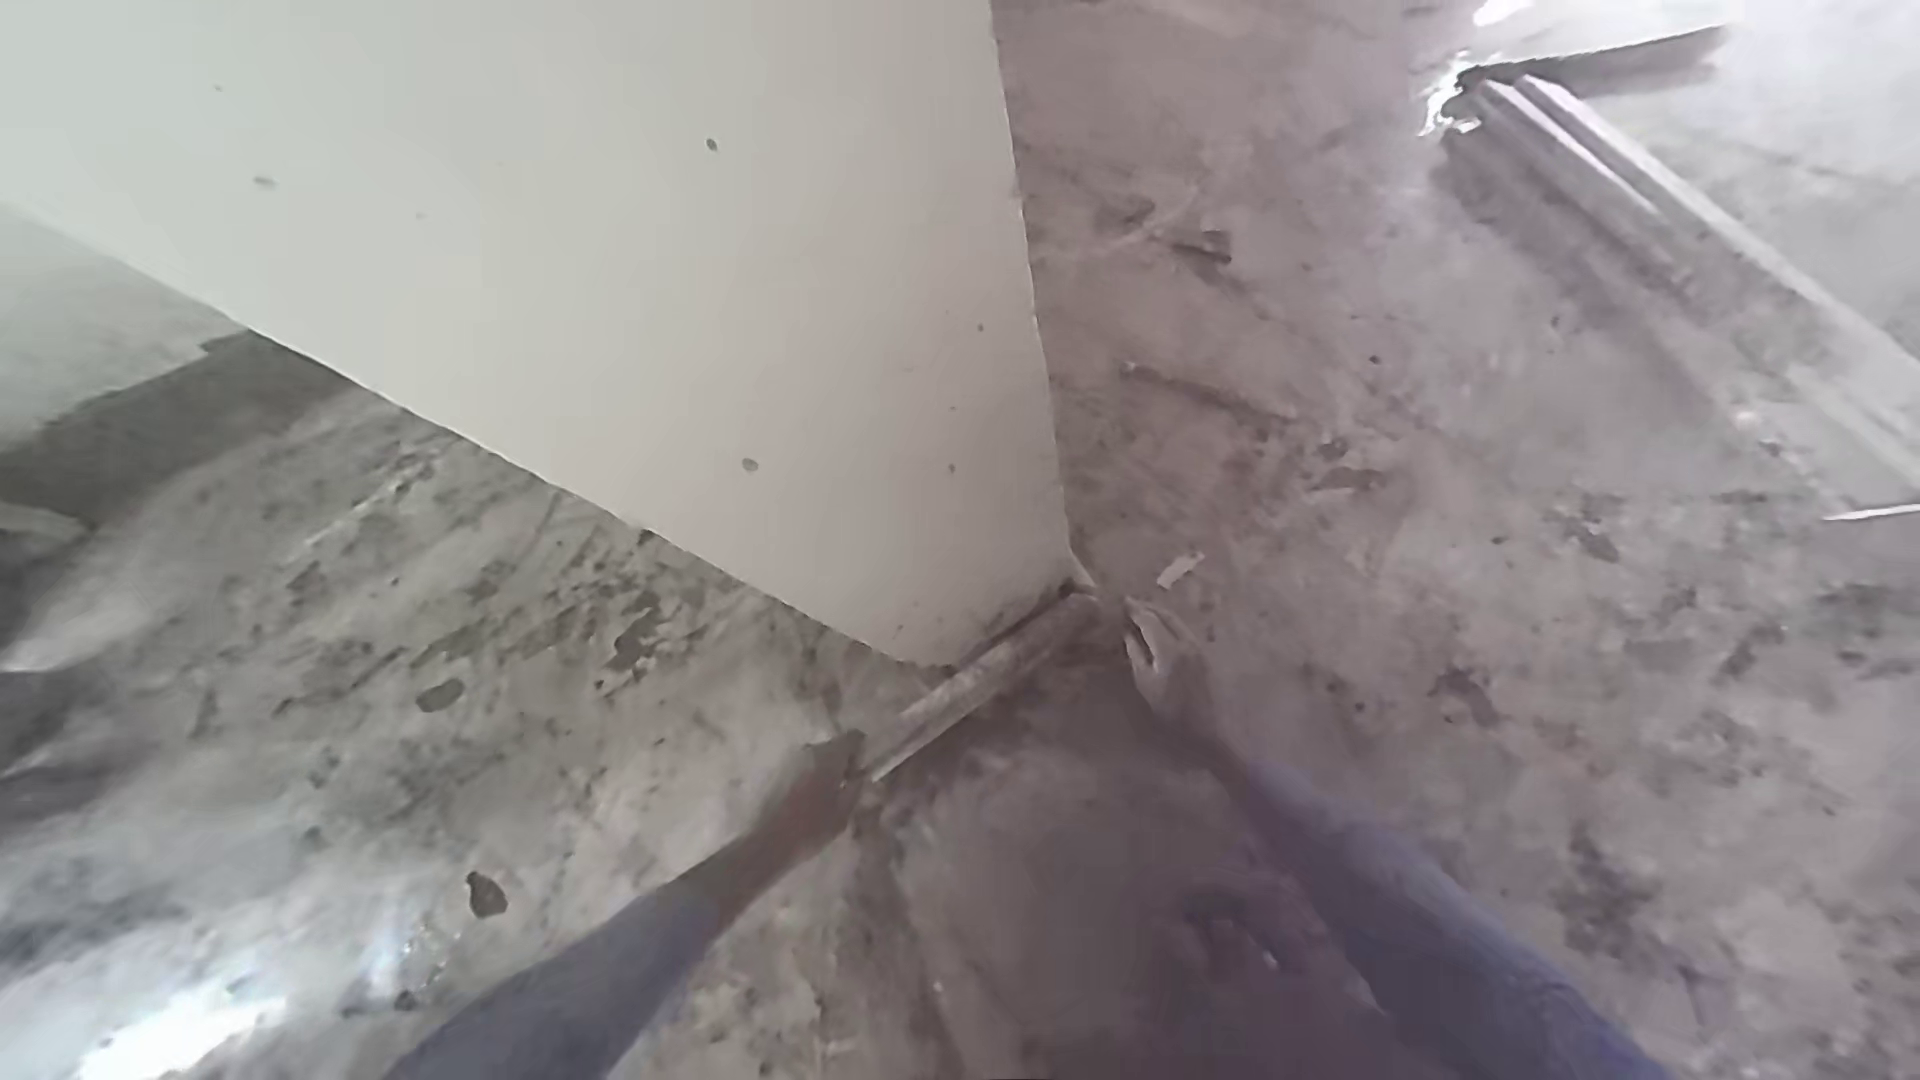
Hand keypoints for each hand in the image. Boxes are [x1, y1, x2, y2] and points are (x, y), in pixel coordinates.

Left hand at [749, 732, 866, 858]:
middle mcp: (810, 749)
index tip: (858, 774)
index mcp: (829, 756)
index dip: (861, 751)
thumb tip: (862, 775)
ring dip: (826, 769)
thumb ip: (856, 787)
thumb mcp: (844, 812)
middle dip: (843, 762)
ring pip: (818, 756)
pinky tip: (808, 799)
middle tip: (845, 787)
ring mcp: (792, 758)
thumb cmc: (812, 827)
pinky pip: (803, 765)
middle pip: (835, 745)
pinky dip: (811, 775)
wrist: (769, 842)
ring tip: (826, 795)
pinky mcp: (779, 770)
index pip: (853, 736)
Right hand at [1124, 599, 1227, 761]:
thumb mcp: (1146, 683)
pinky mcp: (1203, 654)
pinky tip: (1160, 627)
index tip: (1122, 601)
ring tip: (1143, 612)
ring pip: (1177, 621)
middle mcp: (1186, 642)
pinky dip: (1169, 623)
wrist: (1208, 729)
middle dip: (1148, 607)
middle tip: (1131, 603)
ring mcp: (1198, 647)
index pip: (1150, 620)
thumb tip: (1128, 633)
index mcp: (1169, 649)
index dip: (1135, 610)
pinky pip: (1183, 629)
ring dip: (1159, 613)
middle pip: (1166, 616)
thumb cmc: (1171, 711)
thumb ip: (1136, 654)